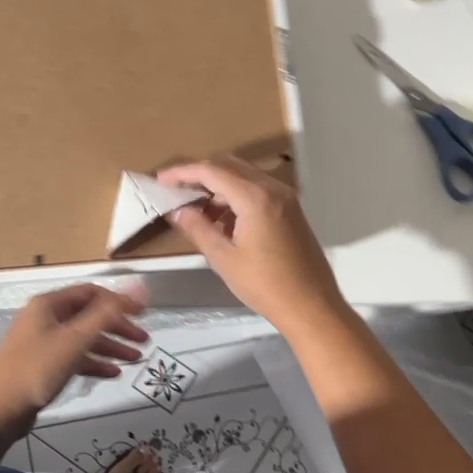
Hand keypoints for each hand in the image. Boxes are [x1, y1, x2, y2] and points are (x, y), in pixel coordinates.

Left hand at [0, 285, 148, 432]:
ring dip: (109, 346)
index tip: (144, 315)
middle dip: (117, 327)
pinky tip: (113, 373)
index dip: (119, 301)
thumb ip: (107, 315)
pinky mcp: (42, 365)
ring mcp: (42, 342)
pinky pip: (73, 357)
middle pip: (88, 316)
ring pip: (82, 338)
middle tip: (144, 341)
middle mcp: (44, 318)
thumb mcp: (75, 340)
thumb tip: (136, 289)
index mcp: (48, 304)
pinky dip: (93, 363)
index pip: (91, 293)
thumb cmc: (37, 369)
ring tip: (136, 359)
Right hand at [158, 156, 345, 332]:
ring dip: (218, 187)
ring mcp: (285, 198)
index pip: (212, 171)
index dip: (183, 172)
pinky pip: (257, 190)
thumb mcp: (223, 258)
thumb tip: (177, 210)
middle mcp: (273, 189)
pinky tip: (222, 221)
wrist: (312, 306)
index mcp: (255, 198)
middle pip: (229, 166)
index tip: (160, 179)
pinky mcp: (290, 210)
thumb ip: (197, 228)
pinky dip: (235, 197)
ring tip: (195, 211)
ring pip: (244, 177)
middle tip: (175, 191)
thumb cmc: (264, 285)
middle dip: (200, 174)